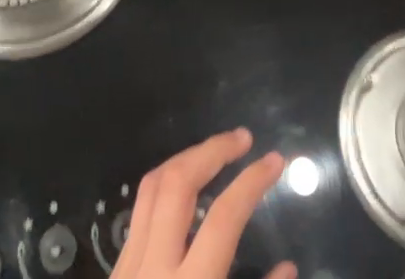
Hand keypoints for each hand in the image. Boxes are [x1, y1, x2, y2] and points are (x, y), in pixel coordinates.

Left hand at [111, 129, 293, 278]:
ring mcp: (128, 266)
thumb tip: (288, 268)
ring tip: (216, 151)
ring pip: (149, 188)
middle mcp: (152, 268)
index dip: (251, 182)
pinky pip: (139, 211)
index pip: (223, 217)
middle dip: (211, 151)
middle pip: (177, 185)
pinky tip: (185, 190)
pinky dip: (165, 186)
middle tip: (243, 138)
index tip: (276, 161)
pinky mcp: (116, 272)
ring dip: (186, 160)